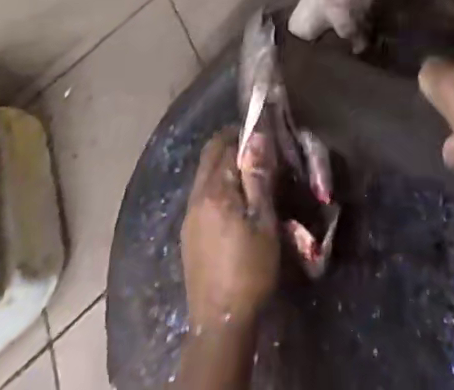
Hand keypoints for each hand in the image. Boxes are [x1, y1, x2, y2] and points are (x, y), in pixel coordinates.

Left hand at [181, 128, 278, 330]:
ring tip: (251, 177)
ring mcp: (189, 216)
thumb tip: (256, 136)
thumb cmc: (250, 269)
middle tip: (259, 151)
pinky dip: (218, 187)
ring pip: (205, 176)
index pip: (224, 144)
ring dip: (224, 167)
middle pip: (210, 156)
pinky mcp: (188, 234)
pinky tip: (236, 204)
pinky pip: (203, 195)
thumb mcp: (264, 220)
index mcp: (214, 190)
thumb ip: (258, 177)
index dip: (244, 133)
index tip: (265, 133)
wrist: (220, 321)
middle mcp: (195, 197)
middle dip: (231, 145)